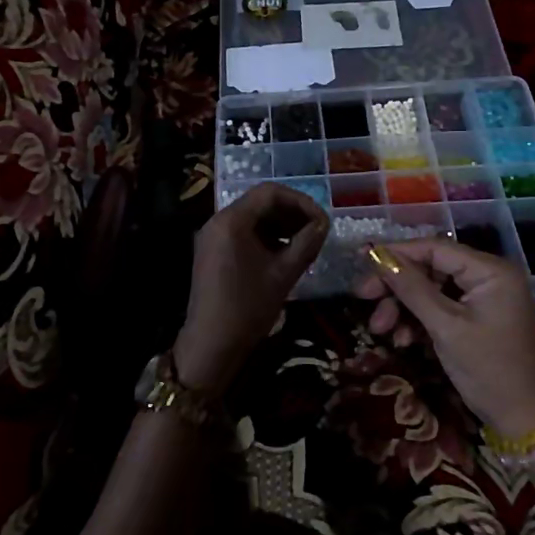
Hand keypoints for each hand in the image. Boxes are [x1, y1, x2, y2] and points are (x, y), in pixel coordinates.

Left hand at [173, 183, 328, 397]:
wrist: (212, 341)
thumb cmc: (248, 307)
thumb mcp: (284, 273)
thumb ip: (306, 243)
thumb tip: (323, 224)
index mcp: (231, 220)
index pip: (270, 192)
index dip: (301, 202)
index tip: (322, 221)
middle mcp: (217, 221)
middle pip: (259, 202)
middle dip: (291, 213)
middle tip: (316, 232)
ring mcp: (212, 236)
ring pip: (251, 218)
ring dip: (280, 225)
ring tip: (305, 244)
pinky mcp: (211, 251)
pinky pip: (241, 233)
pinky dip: (264, 237)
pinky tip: (284, 254)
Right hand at [354, 239, 534, 434]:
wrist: (521, 417)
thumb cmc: (487, 368)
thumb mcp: (445, 326)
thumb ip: (411, 288)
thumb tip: (378, 257)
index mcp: (490, 271)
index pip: (435, 248)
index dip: (397, 252)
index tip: (363, 260)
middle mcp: (488, 277)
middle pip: (429, 267)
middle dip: (395, 284)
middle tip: (362, 296)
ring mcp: (482, 297)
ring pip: (429, 289)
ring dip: (401, 306)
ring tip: (380, 329)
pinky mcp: (475, 316)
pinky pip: (438, 306)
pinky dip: (417, 320)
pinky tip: (403, 339)